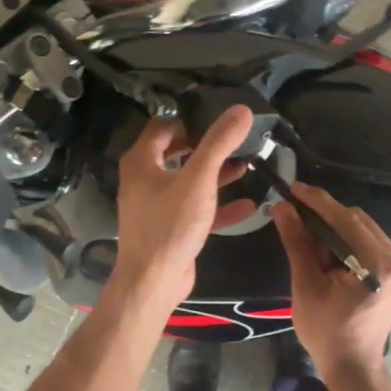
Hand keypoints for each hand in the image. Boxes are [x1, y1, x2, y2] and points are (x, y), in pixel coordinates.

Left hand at [112, 106, 256, 307]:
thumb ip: (219, 144)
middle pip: (178, 153)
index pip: (163, 127)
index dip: (190, 120)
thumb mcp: (199, 179)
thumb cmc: (170, 225)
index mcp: (142, 162)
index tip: (219, 118)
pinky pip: (197, 210)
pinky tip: (249, 206)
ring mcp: (157, 206)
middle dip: (208, 147)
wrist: (153, 281)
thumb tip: (242, 110)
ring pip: (190, 182)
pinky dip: (219, 206)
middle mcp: (145, 181)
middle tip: (237, 140)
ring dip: (217, 175)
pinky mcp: (171, 229)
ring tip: (247, 166)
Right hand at [271, 182, 390, 383]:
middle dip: (325, 215)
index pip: (346, 219)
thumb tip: (282, 208)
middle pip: (357, 220)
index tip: (292, 188)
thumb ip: (298, 244)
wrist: (353, 366)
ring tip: (307, 236)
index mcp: (378, 263)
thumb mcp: (307, 286)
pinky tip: (325, 251)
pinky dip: (345, 241)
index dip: (317, 202)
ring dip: (335, 228)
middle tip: (294, 217)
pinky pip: (367, 243)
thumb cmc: (327, 332)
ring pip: (362, 229)